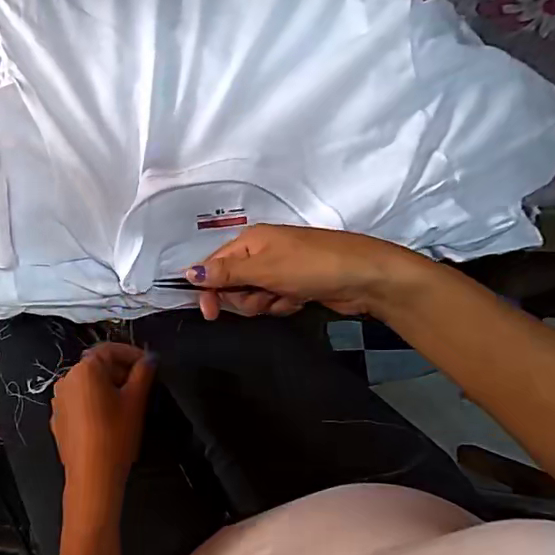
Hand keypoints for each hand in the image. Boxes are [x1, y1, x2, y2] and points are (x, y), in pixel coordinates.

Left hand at [50, 343, 156, 502]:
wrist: (92, 475)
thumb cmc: (114, 437)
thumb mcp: (136, 400)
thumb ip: (143, 373)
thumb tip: (149, 359)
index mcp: (85, 370)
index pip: (110, 349)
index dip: (132, 354)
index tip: (148, 363)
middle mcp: (67, 380)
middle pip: (97, 365)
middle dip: (120, 371)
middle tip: (142, 385)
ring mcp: (59, 400)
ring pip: (87, 384)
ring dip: (107, 387)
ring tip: (128, 404)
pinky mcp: (59, 418)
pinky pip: (79, 402)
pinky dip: (94, 403)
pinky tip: (109, 420)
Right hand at [186, 224, 426, 319]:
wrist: (366, 278)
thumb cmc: (312, 267)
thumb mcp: (263, 270)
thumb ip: (225, 273)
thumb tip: (188, 272)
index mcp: (250, 241)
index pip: (214, 266)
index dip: (209, 290)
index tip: (210, 314)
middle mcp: (261, 252)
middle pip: (232, 283)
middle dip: (244, 297)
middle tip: (263, 298)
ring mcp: (280, 268)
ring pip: (252, 295)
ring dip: (265, 303)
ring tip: (286, 298)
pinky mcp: (295, 284)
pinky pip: (273, 300)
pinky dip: (282, 304)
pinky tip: (298, 301)